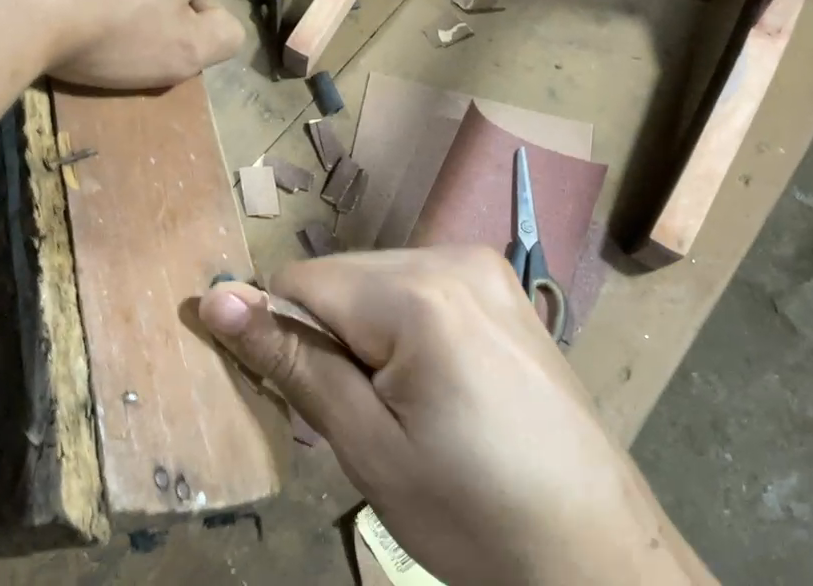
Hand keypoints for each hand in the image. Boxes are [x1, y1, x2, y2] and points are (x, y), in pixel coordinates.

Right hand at [198, 248, 712, 585]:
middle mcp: (453, 258)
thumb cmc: (474, 515)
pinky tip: (434, 387)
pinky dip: (399, 330)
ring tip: (404, 408)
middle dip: (328, 339)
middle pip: (336, 280)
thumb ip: (290, 361)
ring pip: (369, 284)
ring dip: (362, 336)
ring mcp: (484, 270)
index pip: (297, 284)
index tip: (312, 402)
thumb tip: (211, 298)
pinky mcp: (501, 290)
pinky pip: (412, 291)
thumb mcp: (366, 446)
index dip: (285, 340)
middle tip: (365, 418)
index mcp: (419, 295)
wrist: (601, 562)